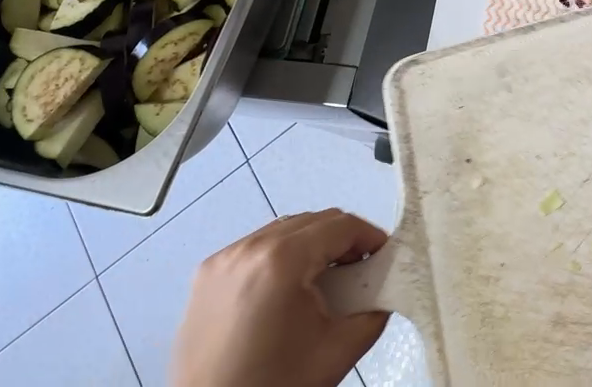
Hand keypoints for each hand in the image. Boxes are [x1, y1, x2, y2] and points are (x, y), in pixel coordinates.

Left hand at [171, 209, 389, 386]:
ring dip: (310, 245)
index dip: (370, 237)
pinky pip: (255, 247)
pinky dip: (279, 257)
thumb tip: (386, 290)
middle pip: (313, 221)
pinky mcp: (206, 274)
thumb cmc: (278, 385)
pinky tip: (284, 291)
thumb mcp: (340, 350)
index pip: (341, 225)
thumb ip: (374, 311)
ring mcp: (223, 258)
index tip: (383, 259)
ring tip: (322, 281)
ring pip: (283, 230)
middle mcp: (250, 247)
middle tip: (357, 273)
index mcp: (283, 260)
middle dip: (342, 240)